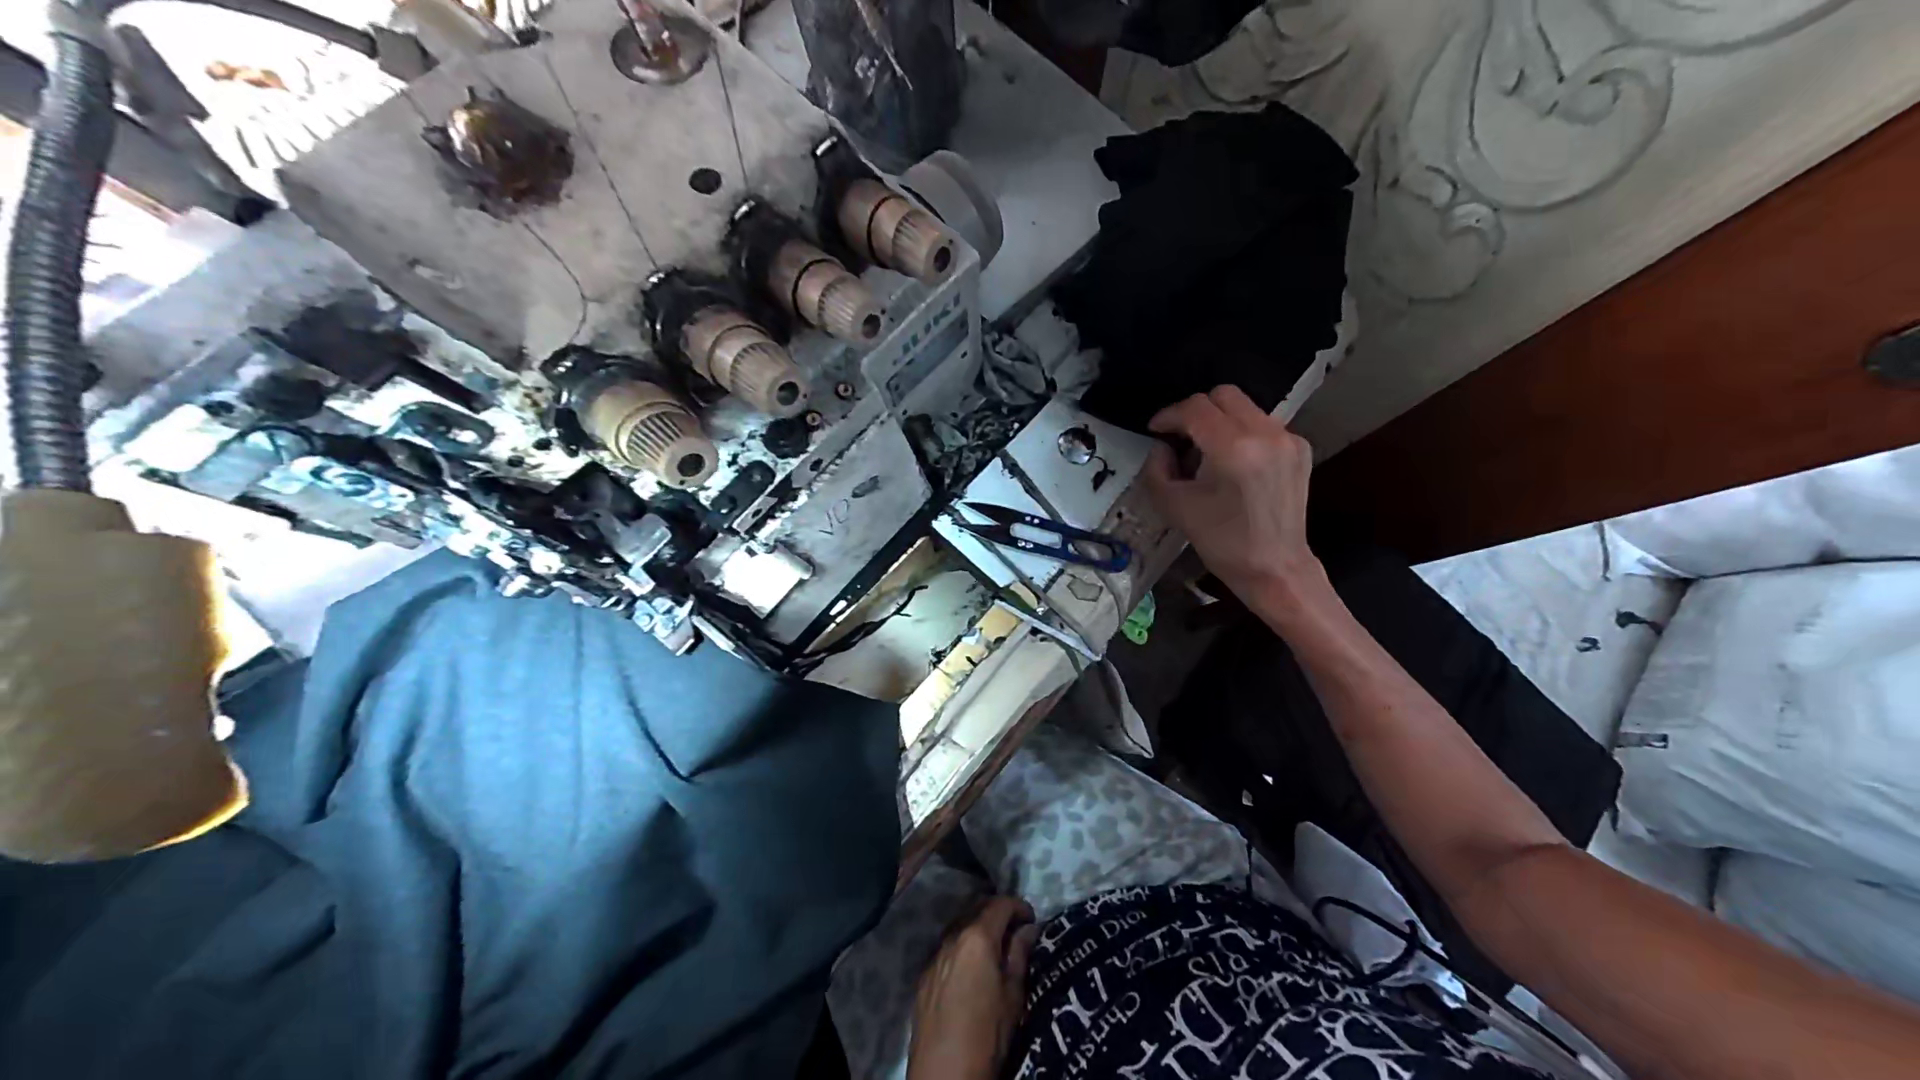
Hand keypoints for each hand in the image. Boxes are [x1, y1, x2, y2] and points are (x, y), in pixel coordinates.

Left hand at [906, 897, 1038, 1079]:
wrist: (944, 1073)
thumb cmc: (987, 1034)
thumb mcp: (1014, 996)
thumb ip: (1019, 955)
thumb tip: (1028, 928)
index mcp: (977, 937)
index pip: (1000, 904)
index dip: (1019, 906)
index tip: (1031, 920)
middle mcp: (952, 937)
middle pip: (977, 909)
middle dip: (998, 913)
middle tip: (1015, 931)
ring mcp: (934, 955)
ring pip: (959, 927)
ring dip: (978, 929)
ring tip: (994, 949)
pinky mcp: (924, 975)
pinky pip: (946, 948)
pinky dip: (962, 947)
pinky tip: (971, 968)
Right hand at [1144, 386, 1322, 601]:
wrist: (1274, 567)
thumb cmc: (1221, 542)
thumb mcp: (1173, 506)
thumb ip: (1157, 468)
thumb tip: (1162, 447)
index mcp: (1232, 448)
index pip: (1195, 408)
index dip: (1169, 416)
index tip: (1156, 431)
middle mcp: (1265, 434)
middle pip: (1223, 395)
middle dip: (1196, 411)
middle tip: (1181, 437)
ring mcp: (1287, 439)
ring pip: (1244, 407)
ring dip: (1219, 421)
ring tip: (1207, 452)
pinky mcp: (1299, 448)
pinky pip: (1263, 425)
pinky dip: (1242, 434)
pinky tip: (1234, 463)